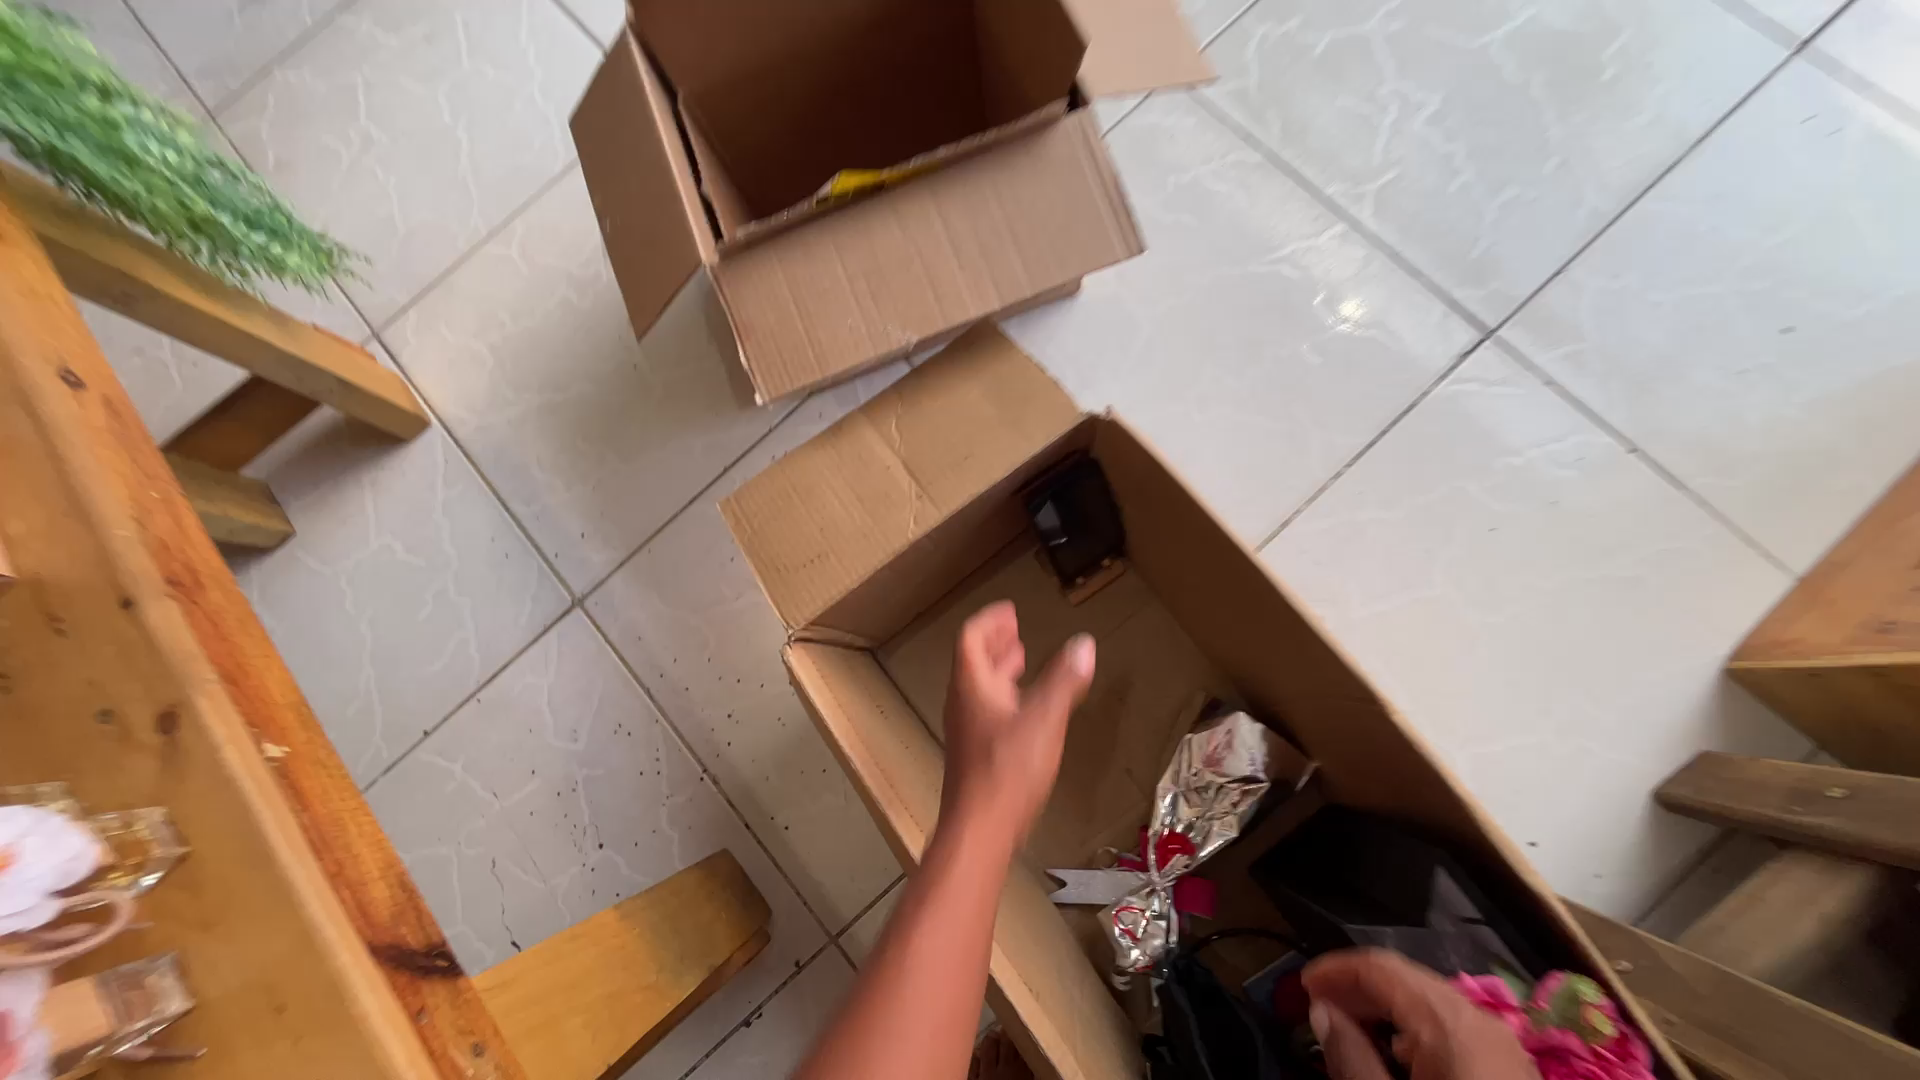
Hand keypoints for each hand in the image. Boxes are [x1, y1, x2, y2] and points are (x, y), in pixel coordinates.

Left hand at [939, 601, 1095, 847]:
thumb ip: (1063, 681)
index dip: (989, 621)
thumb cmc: (1008, 770)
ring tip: (1019, 658)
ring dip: (998, 668)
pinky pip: (986, 710)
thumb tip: (1084, 643)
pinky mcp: (975, 754)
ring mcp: (966, 730)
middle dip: (995, 642)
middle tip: (1014, 629)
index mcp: (972, 686)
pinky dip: (1004, 695)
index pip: (971, 638)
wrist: (980, 830)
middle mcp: (963, 703)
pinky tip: (1024, 708)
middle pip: (973, 662)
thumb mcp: (1044, 719)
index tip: (1009, 610)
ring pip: (979, 687)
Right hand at [1304, 949, 1539, 1079]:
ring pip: (1431, 1002)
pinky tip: (1398, 1058)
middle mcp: (1479, 1020)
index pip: (1381, 967)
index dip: (1336, 969)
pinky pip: (1455, 1029)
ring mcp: (1503, 1047)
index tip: (1303, 987)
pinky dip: (1417, 1029)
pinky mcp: (1513, 1072)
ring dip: (1386, 1007)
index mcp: (1448, 1023)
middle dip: (1358, 987)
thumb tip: (1323, 1012)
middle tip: (1320, 1007)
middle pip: (1407, 980)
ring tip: (1351, 1028)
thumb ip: (1351, 1056)